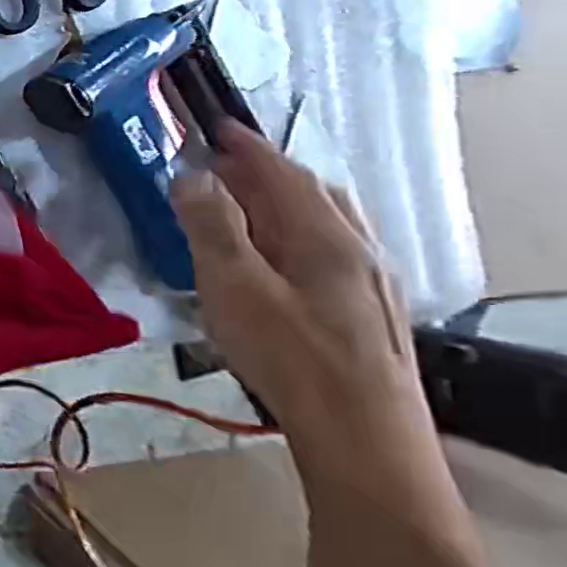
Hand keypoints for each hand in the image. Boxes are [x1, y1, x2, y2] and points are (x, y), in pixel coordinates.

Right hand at [170, 120, 429, 456]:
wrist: (365, 442)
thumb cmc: (291, 357)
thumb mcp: (235, 287)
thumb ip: (212, 227)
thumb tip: (193, 175)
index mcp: (326, 238)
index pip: (284, 174)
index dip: (248, 147)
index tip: (218, 125)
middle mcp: (359, 250)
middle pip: (312, 194)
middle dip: (265, 172)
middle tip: (220, 167)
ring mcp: (372, 284)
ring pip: (327, 223)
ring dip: (284, 203)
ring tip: (246, 207)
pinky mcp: (371, 314)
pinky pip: (332, 250)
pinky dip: (298, 234)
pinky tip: (282, 259)